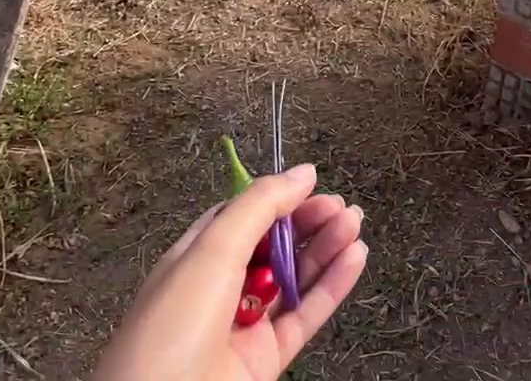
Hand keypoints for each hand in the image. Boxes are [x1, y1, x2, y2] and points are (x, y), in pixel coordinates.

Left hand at [92, 164, 368, 380]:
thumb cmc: (175, 325)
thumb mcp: (213, 250)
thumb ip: (260, 206)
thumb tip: (303, 172)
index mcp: (196, 257)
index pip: (242, 216)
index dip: (277, 199)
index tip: (311, 184)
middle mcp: (220, 287)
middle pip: (273, 244)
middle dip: (307, 221)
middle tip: (341, 207)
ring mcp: (245, 324)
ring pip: (293, 278)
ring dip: (325, 249)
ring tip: (355, 222)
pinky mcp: (267, 358)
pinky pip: (305, 316)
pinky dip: (331, 287)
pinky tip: (355, 258)